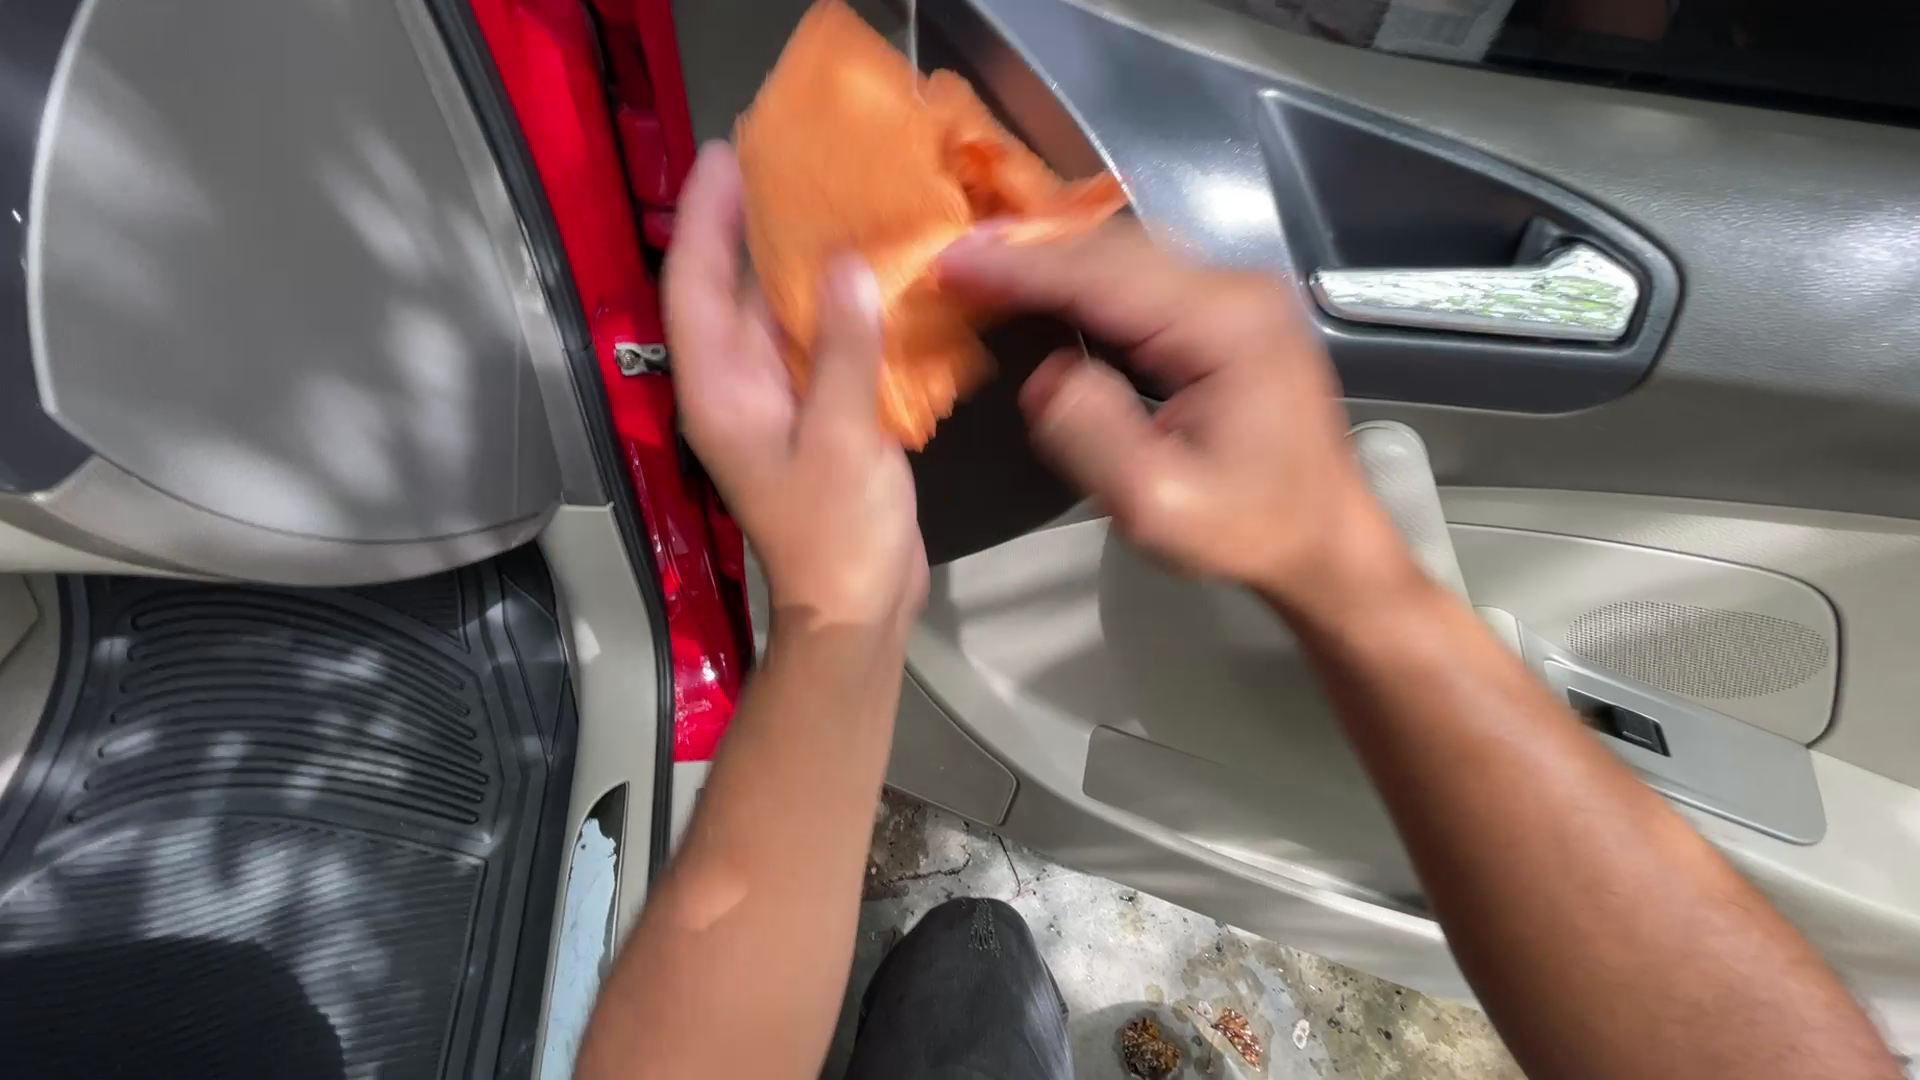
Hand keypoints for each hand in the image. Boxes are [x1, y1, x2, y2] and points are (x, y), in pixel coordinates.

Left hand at [666, 143, 927, 632]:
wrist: (855, 608)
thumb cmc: (837, 534)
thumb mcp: (841, 439)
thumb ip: (843, 351)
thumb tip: (849, 267)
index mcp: (721, 392)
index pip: (695, 286)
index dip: (707, 217)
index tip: (728, 155)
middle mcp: (739, 390)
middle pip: (734, 294)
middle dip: (754, 228)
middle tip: (790, 165)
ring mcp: (779, 405)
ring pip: (780, 320)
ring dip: (802, 268)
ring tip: (835, 206)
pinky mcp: (818, 419)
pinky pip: (819, 349)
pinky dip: (839, 314)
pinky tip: (872, 281)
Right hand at [938, 225, 1416, 616]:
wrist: (1324, 537)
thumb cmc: (1247, 528)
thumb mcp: (1156, 505)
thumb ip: (1090, 435)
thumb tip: (1044, 374)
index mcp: (1223, 326)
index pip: (1101, 275)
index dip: (1019, 267)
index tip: (950, 264)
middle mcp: (1236, 290)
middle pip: (1114, 247)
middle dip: (1029, 250)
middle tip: (955, 260)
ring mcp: (1237, 296)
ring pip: (1127, 254)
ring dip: (1054, 258)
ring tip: (986, 268)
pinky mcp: (1230, 312)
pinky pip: (1143, 277)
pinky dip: (1085, 278)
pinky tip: (1048, 288)